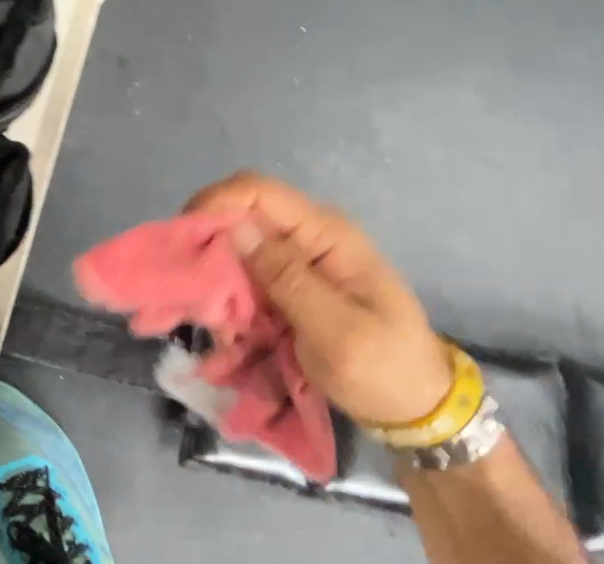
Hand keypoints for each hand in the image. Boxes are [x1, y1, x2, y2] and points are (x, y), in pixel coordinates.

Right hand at [185, 171, 454, 426]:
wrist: (418, 412)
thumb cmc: (386, 371)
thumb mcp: (339, 332)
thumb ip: (287, 278)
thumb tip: (234, 228)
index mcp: (327, 235)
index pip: (257, 191)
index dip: (214, 204)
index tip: (186, 244)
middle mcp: (307, 236)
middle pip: (237, 215)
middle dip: (208, 249)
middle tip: (195, 293)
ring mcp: (296, 259)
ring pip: (232, 247)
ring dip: (215, 281)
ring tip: (218, 324)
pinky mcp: (285, 282)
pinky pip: (240, 275)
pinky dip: (226, 299)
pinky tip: (231, 332)